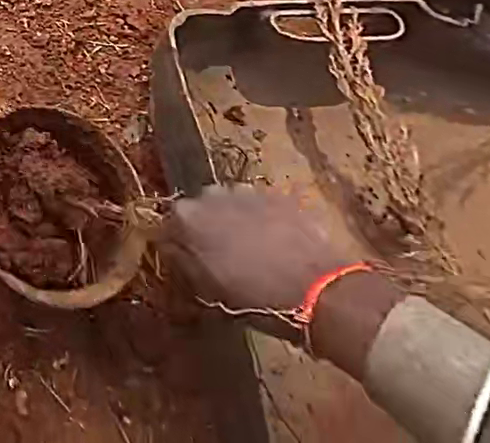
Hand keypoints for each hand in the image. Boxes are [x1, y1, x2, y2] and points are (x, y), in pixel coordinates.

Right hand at [161, 184, 356, 313]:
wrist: (322, 292)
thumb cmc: (257, 298)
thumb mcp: (208, 290)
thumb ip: (180, 260)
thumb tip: (167, 244)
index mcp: (187, 216)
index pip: (168, 223)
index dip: (178, 243)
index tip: (190, 261)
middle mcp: (210, 194)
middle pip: (198, 209)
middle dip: (206, 228)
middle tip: (222, 258)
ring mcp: (245, 190)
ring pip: (229, 205)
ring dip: (233, 221)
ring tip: (253, 251)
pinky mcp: (277, 195)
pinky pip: (258, 206)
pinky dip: (261, 221)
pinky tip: (276, 245)